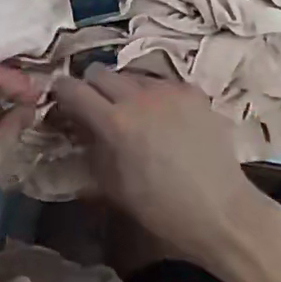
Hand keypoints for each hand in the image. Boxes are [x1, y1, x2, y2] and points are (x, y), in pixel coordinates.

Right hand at [51, 67, 264, 264]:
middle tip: (96, 108)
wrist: (219, 209)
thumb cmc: (160, 208)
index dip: (61, 92)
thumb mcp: (112, 185)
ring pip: (131, 74)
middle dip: (92, 87)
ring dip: (124, 89)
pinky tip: (164, 118)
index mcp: (114, 122)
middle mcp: (138, 96)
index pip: (73, 88)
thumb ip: (91, 148)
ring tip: (133, 113)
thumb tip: (80, 127)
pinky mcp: (191, 89)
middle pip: (99, 72)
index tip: (61, 100)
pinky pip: (161, 82)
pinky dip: (154, 95)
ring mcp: (167, 89)